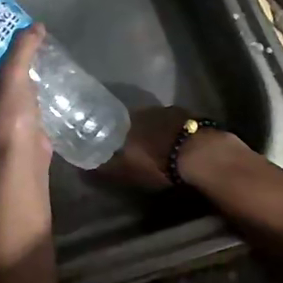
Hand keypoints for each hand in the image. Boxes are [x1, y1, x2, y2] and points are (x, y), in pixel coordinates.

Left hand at [0, 26, 51, 167]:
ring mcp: (0, 107)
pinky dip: (32, 79)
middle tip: (25, 29)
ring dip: (22, 63)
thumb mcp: (14, 76)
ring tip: (37, 43)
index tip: (3, 22)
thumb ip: (23, 49)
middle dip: (9, 48)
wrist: (24, 155)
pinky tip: (45, 68)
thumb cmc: (10, 114)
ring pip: (10, 78)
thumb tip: (36, 26)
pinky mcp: (18, 116)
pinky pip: (24, 90)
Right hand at [99, 106, 242, 189]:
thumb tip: (82, 169)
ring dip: (156, 129)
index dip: (111, 133)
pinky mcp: (191, 116)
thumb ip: (104, 169)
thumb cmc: (157, 163)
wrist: (200, 153)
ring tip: (158, 144)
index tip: (110, 142)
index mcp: (126, 121)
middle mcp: (145, 110)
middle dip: (135, 130)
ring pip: (157, 119)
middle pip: (135, 119)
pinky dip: (174, 131)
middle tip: (135, 145)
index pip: (112, 123)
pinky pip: (176, 122)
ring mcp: (170, 110)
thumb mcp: (126, 172)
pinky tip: (177, 143)